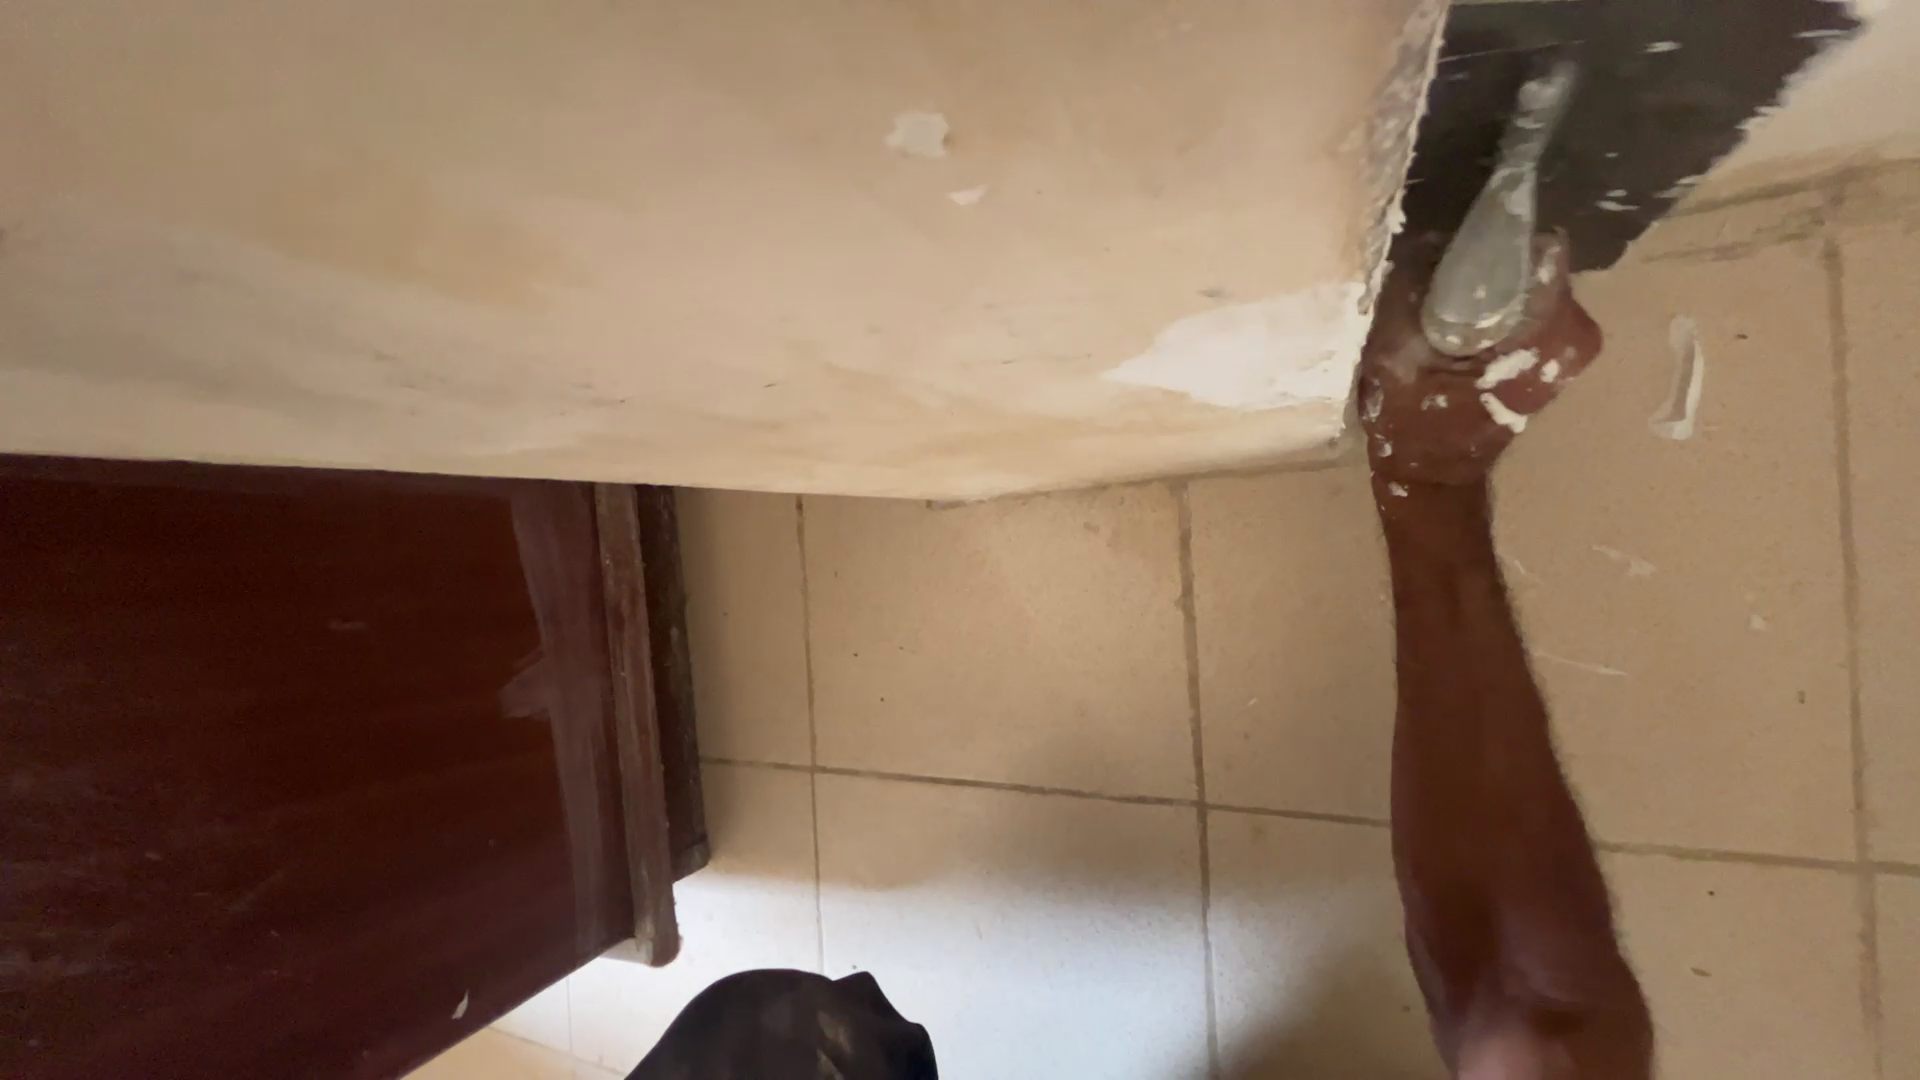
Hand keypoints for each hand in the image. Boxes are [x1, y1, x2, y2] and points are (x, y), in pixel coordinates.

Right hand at [1358, 231, 1600, 486]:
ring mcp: (1567, 339)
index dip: (1479, 243)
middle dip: (1474, 268)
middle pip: (1523, 265)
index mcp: (1551, 332)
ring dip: (1474, 288)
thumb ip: (1405, 301)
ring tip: (1430, 308)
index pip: (1530, 250)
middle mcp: (1576, 329)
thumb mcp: (1394, 361)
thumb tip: (1416, 241)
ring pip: (1518, 283)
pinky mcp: (1549, 348)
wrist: (1431, 478)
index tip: (1437, 252)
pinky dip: (1481, 308)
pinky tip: (1445, 326)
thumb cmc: (1412, 429)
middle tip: (1425, 286)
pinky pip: (1516, 305)